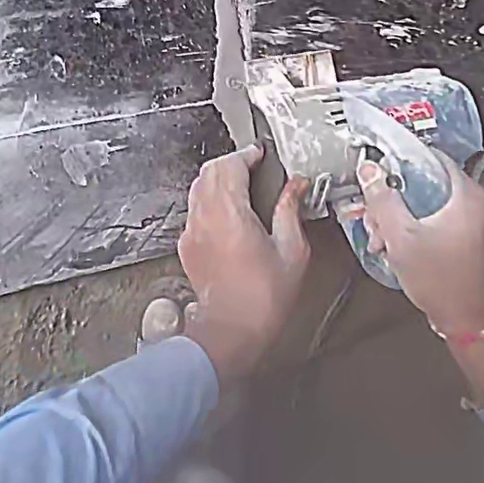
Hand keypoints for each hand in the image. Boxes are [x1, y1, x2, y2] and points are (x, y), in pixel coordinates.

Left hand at [176, 144, 311, 382]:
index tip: (259, 154)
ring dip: (217, 179)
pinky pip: (194, 210)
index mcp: (230, 213)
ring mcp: (192, 230)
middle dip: (230, 162)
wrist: (232, 328)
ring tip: (240, 184)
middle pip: (209, 171)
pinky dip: (208, 201)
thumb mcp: (292, 250)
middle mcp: (204, 216)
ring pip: (197, 188)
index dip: (245, 154)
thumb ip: (290, 210)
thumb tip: (296, 186)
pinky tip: (227, 212)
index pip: (230, 166)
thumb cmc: (264, 296)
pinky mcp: (187, 244)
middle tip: (252, 165)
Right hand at [357, 151, 483, 331]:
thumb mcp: (400, 235)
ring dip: (395, 213)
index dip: (397, 159)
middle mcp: (471, 201)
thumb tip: (369, 169)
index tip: (375, 166)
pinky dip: (408, 224)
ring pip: (421, 199)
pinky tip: (391, 242)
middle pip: (422, 180)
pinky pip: (428, 215)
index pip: (428, 156)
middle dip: (391, 196)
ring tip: (381, 234)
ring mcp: (468, 217)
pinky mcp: (461, 232)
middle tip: (374, 213)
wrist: (464, 317)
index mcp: (465, 195)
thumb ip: (382, 198)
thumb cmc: (440, 279)